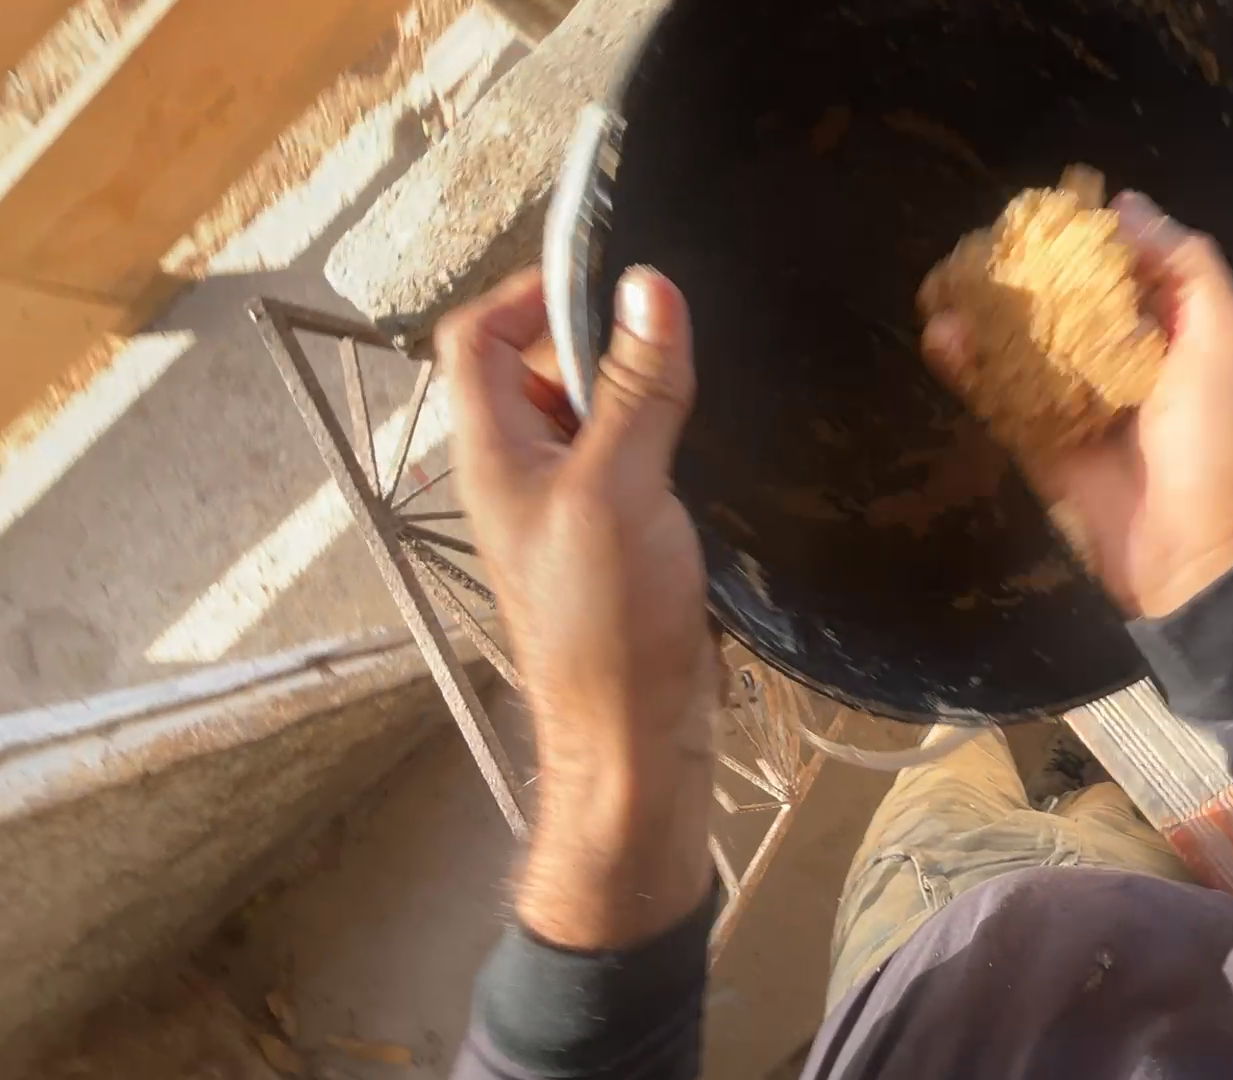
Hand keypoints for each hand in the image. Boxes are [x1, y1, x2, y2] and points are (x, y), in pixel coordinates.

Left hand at [443, 266, 715, 947]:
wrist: (638, 729)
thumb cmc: (611, 616)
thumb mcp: (620, 489)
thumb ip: (633, 391)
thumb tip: (650, 289)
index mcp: (497, 453)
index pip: (482, 342)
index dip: (528, 296)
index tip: (608, 280)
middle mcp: (525, 474)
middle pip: (543, 376)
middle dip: (600, 344)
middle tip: (674, 337)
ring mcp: (575, 509)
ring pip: (597, 422)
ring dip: (639, 394)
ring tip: (699, 383)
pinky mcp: (621, 538)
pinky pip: (634, 465)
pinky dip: (663, 441)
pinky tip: (707, 444)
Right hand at [923, 192, 1232, 617]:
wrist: (1193, 556)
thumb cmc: (1218, 441)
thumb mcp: (1226, 341)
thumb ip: (1187, 269)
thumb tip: (1126, 207)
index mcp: (1172, 331)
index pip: (1121, 269)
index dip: (1082, 240)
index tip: (1041, 215)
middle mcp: (1121, 361)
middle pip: (1063, 305)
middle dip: (1020, 277)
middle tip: (976, 251)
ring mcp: (1075, 404)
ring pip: (1023, 349)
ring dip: (983, 319)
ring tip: (941, 286)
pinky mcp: (1041, 445)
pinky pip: (1001, 401)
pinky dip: (970, 372)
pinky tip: (940, 339)